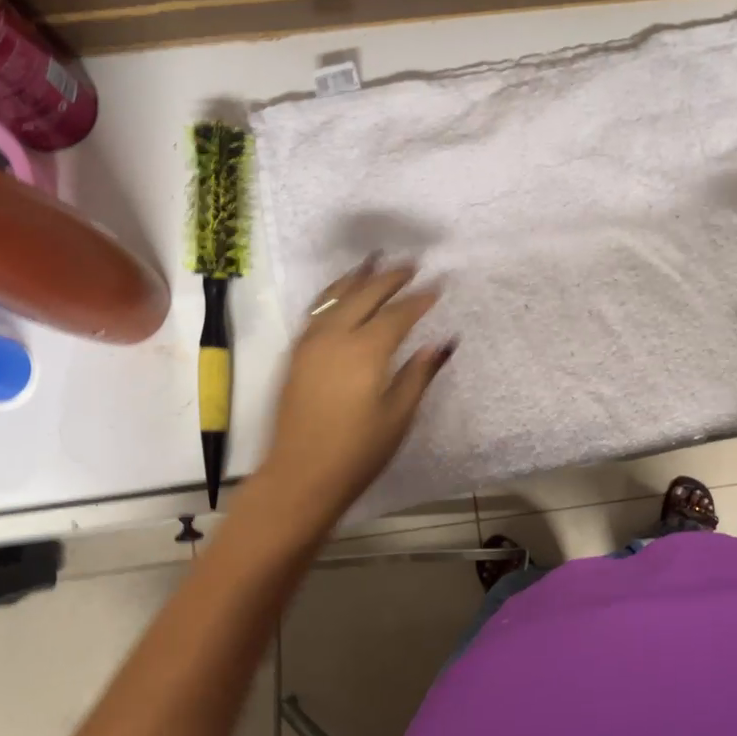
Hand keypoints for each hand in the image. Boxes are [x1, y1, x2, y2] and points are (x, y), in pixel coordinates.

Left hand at [254, 258, 453, 524]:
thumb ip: (418, 375)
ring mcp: (311, 342)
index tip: (438, 285)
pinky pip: (317, 309)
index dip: (420, 299)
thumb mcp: (398, 417)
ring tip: (374, 261)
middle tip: (410, 263)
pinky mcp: (296, 354)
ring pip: (335, 296)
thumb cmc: (358, 452)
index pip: (398, 314)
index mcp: (367, 351)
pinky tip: (341, 292)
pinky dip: (333, 292)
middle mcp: (336, 336)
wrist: (301, 475)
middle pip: (365, 294)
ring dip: (358, 276)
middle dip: (390, 277)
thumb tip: (440, 343)